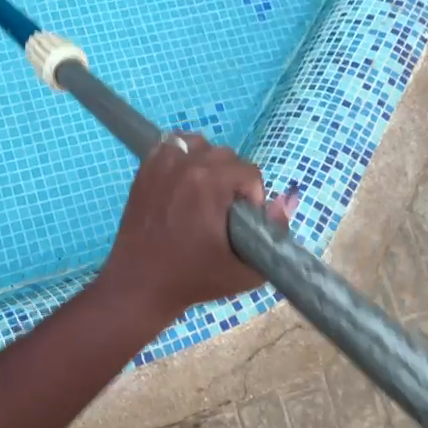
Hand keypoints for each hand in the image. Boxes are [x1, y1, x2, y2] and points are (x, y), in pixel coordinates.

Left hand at [95, 132, 293, 323]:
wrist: (141, 282)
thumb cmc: (194, 278)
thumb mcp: (245, 268)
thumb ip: (275, 231)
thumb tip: (286, 199)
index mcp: (210, 183)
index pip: (249, 172)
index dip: (253, 196)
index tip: (243, 220)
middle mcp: (186, 165)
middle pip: (226, 156)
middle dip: (233, 180)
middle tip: (224, 210)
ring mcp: (161, 164)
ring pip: (199, 145)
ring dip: (208, 163)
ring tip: (205, 192)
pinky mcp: (145, 169)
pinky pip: (171, 145)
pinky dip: (182, 155)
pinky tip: (184, 179)